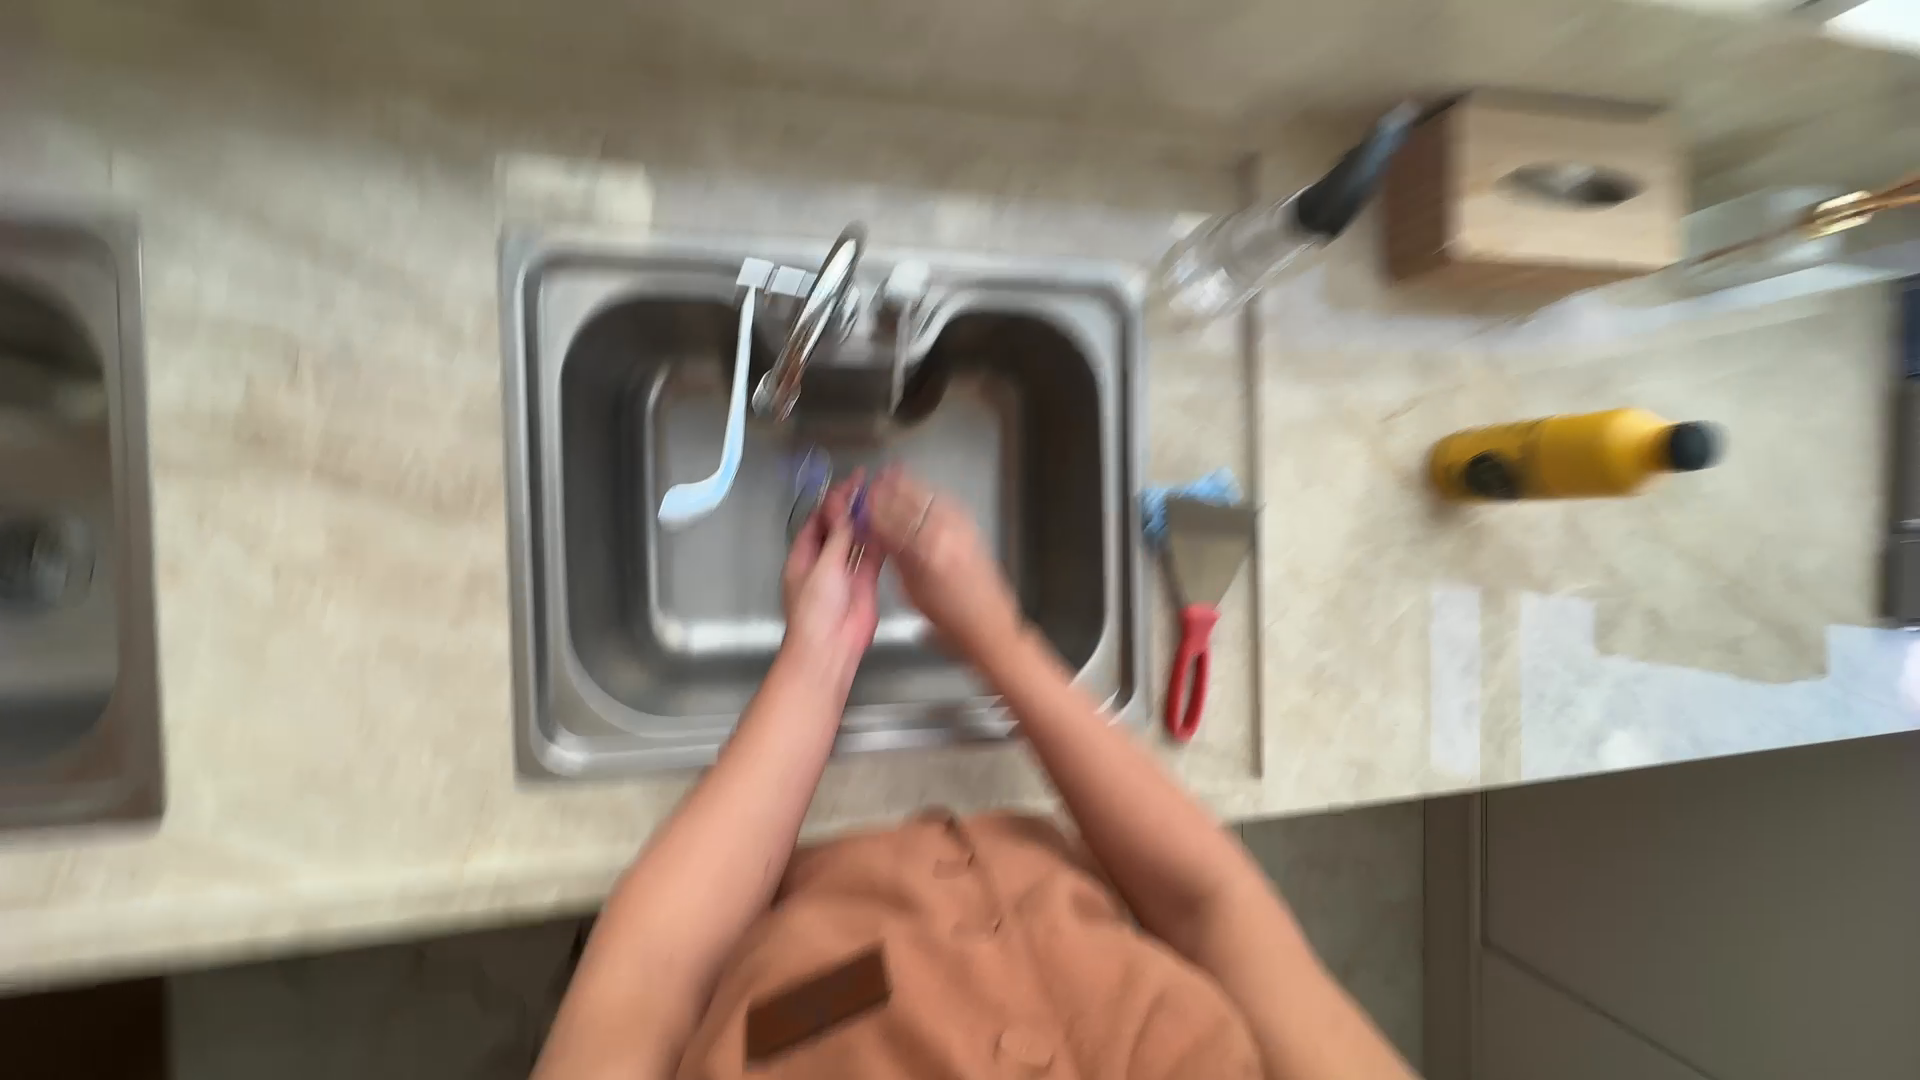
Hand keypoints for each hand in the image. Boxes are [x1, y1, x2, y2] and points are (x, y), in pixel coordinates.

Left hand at [781, 473, 883, 686]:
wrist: (830, 647)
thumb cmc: (815, 608)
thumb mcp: (823, 566)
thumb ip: (836, 536)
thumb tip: (841, 507)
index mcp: (803, 556)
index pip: (818, 520)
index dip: (833, 501)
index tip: (851, 482)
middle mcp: (824, 561)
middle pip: (838, 527)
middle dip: (851, 507)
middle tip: (869, 484)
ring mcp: (845, 571)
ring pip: (856, 540)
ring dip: (866, 521)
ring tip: (882, 497)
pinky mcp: (865, 582)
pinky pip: (872, 556)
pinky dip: (880, 540)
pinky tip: (890, 522)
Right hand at [863, 465, 1023, 665]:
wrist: (988, 624)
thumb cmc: (948, 617)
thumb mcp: (911, 590)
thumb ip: (895, 557)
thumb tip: (878, 534)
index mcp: (924, 555)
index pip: (891, 523)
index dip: (874, 509)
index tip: (863, 501)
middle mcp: (944, 536)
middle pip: (909, 504)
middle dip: (889, 491)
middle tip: (875, 482)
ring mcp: (961, 530)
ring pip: (929, 498)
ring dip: (908, 486)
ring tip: (893, 476)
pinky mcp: (972, 528)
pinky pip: (946, 503)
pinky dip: (930, 493)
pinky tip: (921, 490)